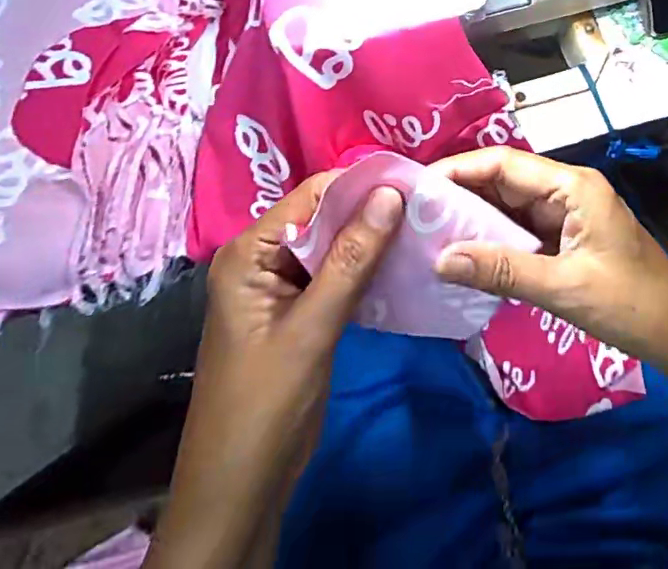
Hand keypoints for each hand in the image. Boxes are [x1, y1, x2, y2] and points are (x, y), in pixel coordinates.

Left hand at [149, 171, 404, 568]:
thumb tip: (390, 193)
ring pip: (332, 246)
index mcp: (248, 252)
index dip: (359, 185)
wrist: (241, 486)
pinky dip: (364, 269)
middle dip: (369, 211)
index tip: (412, 181)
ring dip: (371, 240)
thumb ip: (351, 259)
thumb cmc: (266, 403)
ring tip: (423, 228)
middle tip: (426, 205)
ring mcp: (280, 285)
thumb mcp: (312, 328)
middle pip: (321, 217)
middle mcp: (261, 258)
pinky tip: (401, 265)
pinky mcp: (299, 310)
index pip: (310, 197)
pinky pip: (335, 275)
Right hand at [430, 147, 667, 379]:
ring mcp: (566, 214)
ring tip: (428, 232)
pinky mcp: (565, 238)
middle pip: (503, 181)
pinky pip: (520, 230)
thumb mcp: (564, 287)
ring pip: (508, 206)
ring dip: (473, 218)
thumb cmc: (632, 304)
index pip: (503, 164)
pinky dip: (492, 240)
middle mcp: (567, 190)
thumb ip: (501, 269)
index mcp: (573, 186)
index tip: (419, 187)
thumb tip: (440, 258)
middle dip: (460, 194)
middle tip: (415, 214)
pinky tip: (464, 253)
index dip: (459, 170)